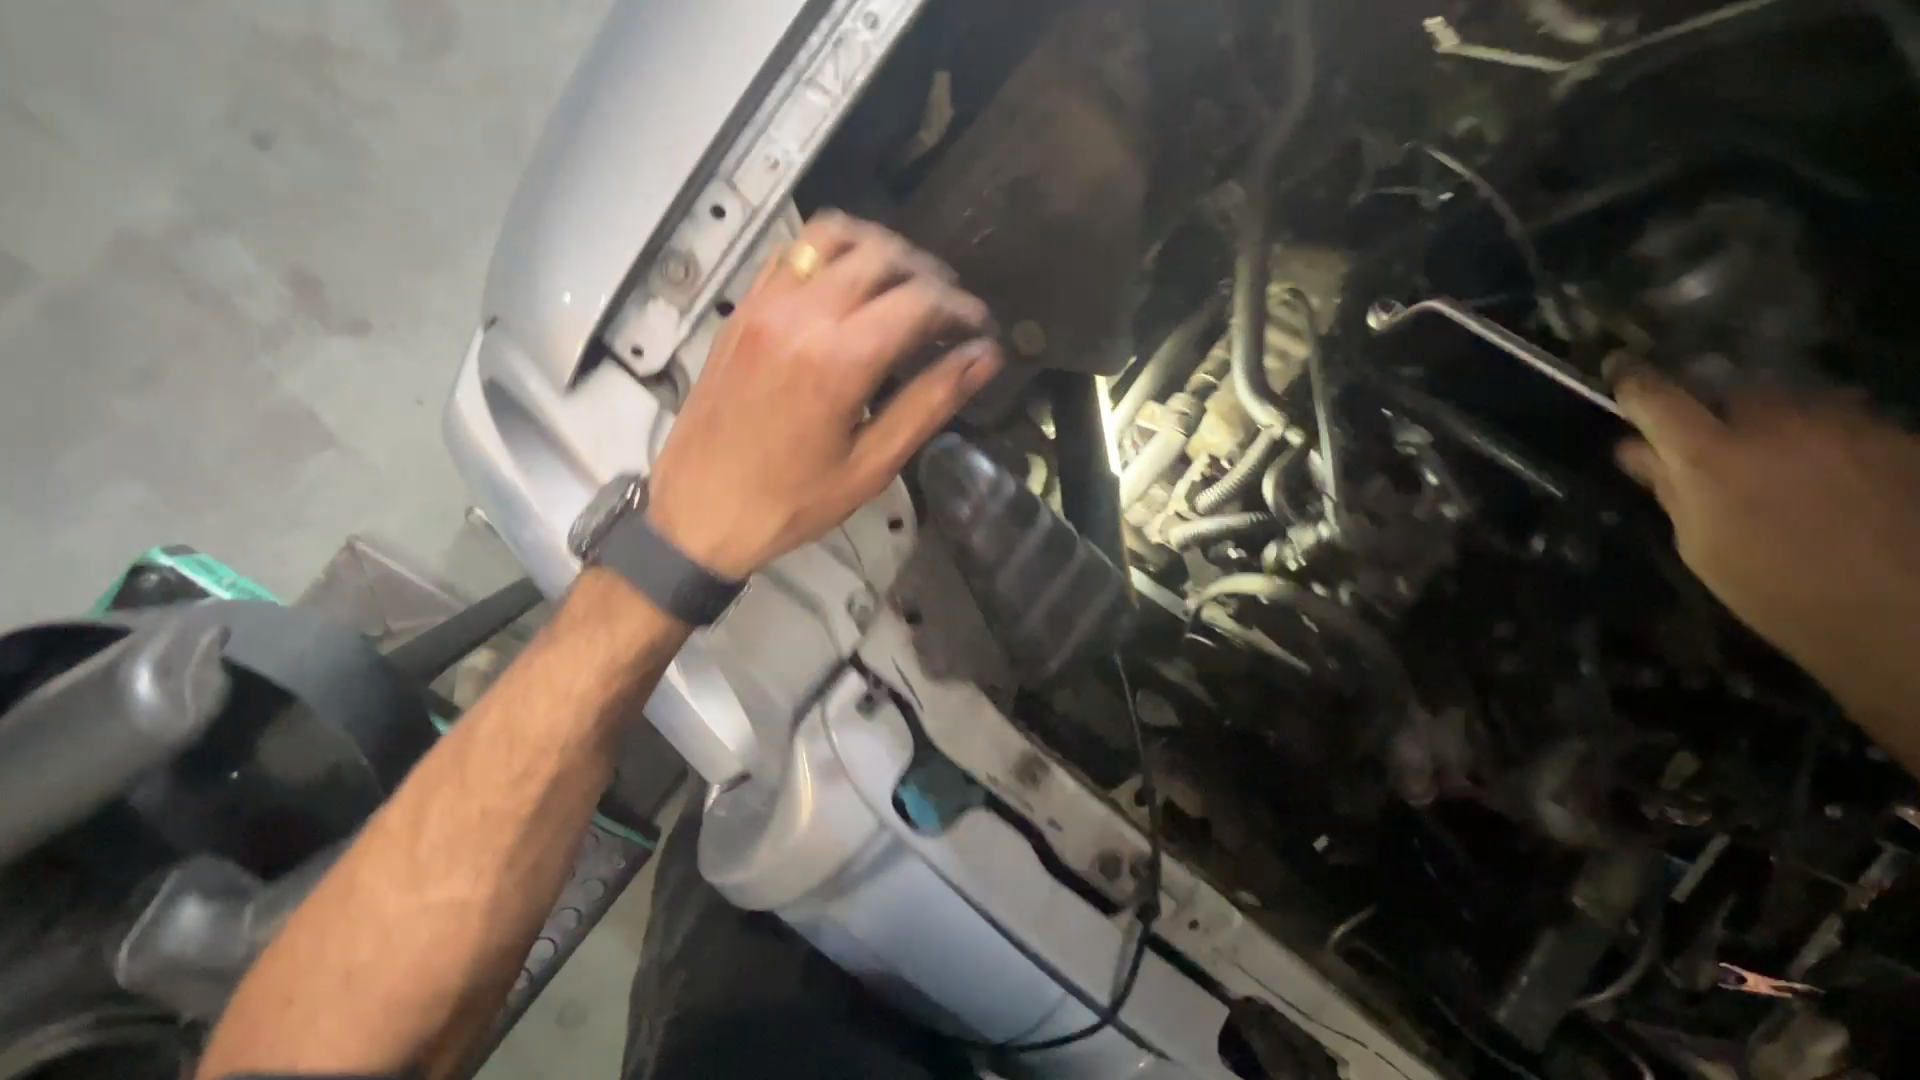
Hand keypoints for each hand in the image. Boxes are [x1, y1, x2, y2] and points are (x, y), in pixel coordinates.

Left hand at [646, 212, 1003, 580]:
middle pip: (881, 256)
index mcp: (838, 358)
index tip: (977, 328)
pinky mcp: (742, 311)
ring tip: (901, 285)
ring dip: (878, 250)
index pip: (918, 299)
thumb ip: (930, 402)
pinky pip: (791, 254)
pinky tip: (846, 287)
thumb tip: (983, 360)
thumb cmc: (790, 502)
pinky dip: (828, 255)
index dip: (959, 307)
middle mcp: (800, 315)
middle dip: (927, 274)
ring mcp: (764, 306)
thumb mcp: (871, 465)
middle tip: (947, 310)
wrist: (698, 513)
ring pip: (832, 237)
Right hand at [1614, 367, 1919, 732]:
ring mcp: (1841, 424)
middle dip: (1714, 412)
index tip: (1617, 371)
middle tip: (1711, 444)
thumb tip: (1640, 452)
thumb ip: (1670, 489)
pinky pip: (1841, 420)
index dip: (1631, 382)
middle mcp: (1773, 423)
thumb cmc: (1775, 591)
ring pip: (1790, 401)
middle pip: (1729, 391)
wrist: (1902, 613)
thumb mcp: (1701, 546)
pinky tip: (1830, 478)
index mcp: (1708, 456)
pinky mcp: (1893, 435)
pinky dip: (1823, 438)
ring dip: (1772, 422)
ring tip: (1778, 461)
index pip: (1654, 397)